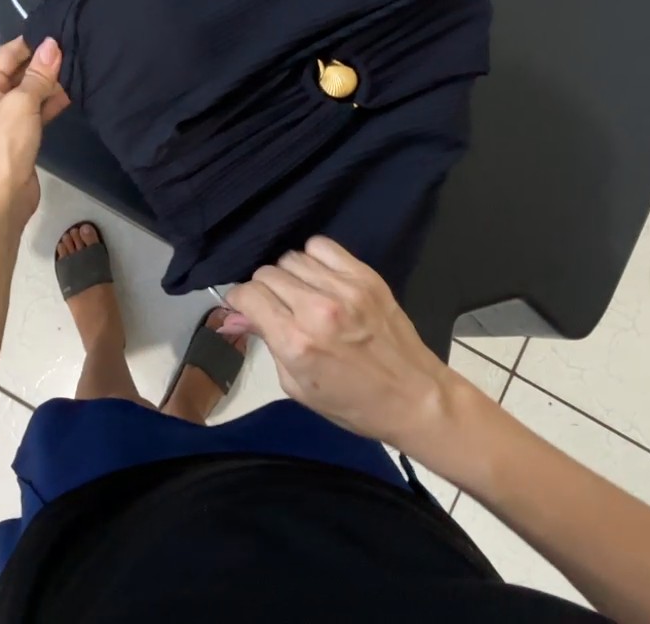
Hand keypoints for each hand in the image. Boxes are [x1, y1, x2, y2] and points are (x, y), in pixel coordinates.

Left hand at [0, 37, 69, 225]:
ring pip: (31, 91)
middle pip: (20, 71)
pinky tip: (74, 91)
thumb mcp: (22, 104)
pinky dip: (52, 101)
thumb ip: (38, 74)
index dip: (33, 42)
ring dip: (51, 82)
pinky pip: (38, 109)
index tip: (62, 29)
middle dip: (45, 61)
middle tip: (78, 45)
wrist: (1, 197)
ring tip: (81, 64)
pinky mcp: (21, 134)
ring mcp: (6, 117)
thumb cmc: (4, 145)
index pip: (8, 53)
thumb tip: (52, 44)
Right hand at [219, 236, 496, 477]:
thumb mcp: (297, 385)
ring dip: (288, 274)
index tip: (244, 307)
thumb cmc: (353, 404)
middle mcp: (317, 310)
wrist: (416, 398)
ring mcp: (344, 289)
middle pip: (267, 273)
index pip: (249, 295)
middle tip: (275, 306)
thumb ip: (265, 342)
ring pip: (291, 257)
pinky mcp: (365, 276)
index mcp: (296, 342)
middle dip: (263, 289)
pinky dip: (313, 258)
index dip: (240, 300)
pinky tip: (319, 277)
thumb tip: (234, 316)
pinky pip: (321, 246)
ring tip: (300, 293)